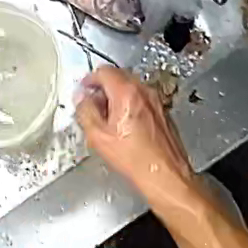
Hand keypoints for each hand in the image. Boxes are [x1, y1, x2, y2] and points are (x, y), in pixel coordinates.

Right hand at [75, 65, 196, 206]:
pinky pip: (141, 99)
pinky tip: (124, 125)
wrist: (165, 175)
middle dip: (102, 86)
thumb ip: (85, 111)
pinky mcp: (162, 112)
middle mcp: (144, 92)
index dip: (89, 79)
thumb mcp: (98, 136)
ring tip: (107, 117)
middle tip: (91, 102)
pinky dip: (129, 104)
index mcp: (127, 93)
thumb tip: (82, 99)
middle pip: (118, 76)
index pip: (104, 72)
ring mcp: (156, 101)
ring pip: (130, 87)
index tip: (83, 89)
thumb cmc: (135, 159)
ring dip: (116, 95)